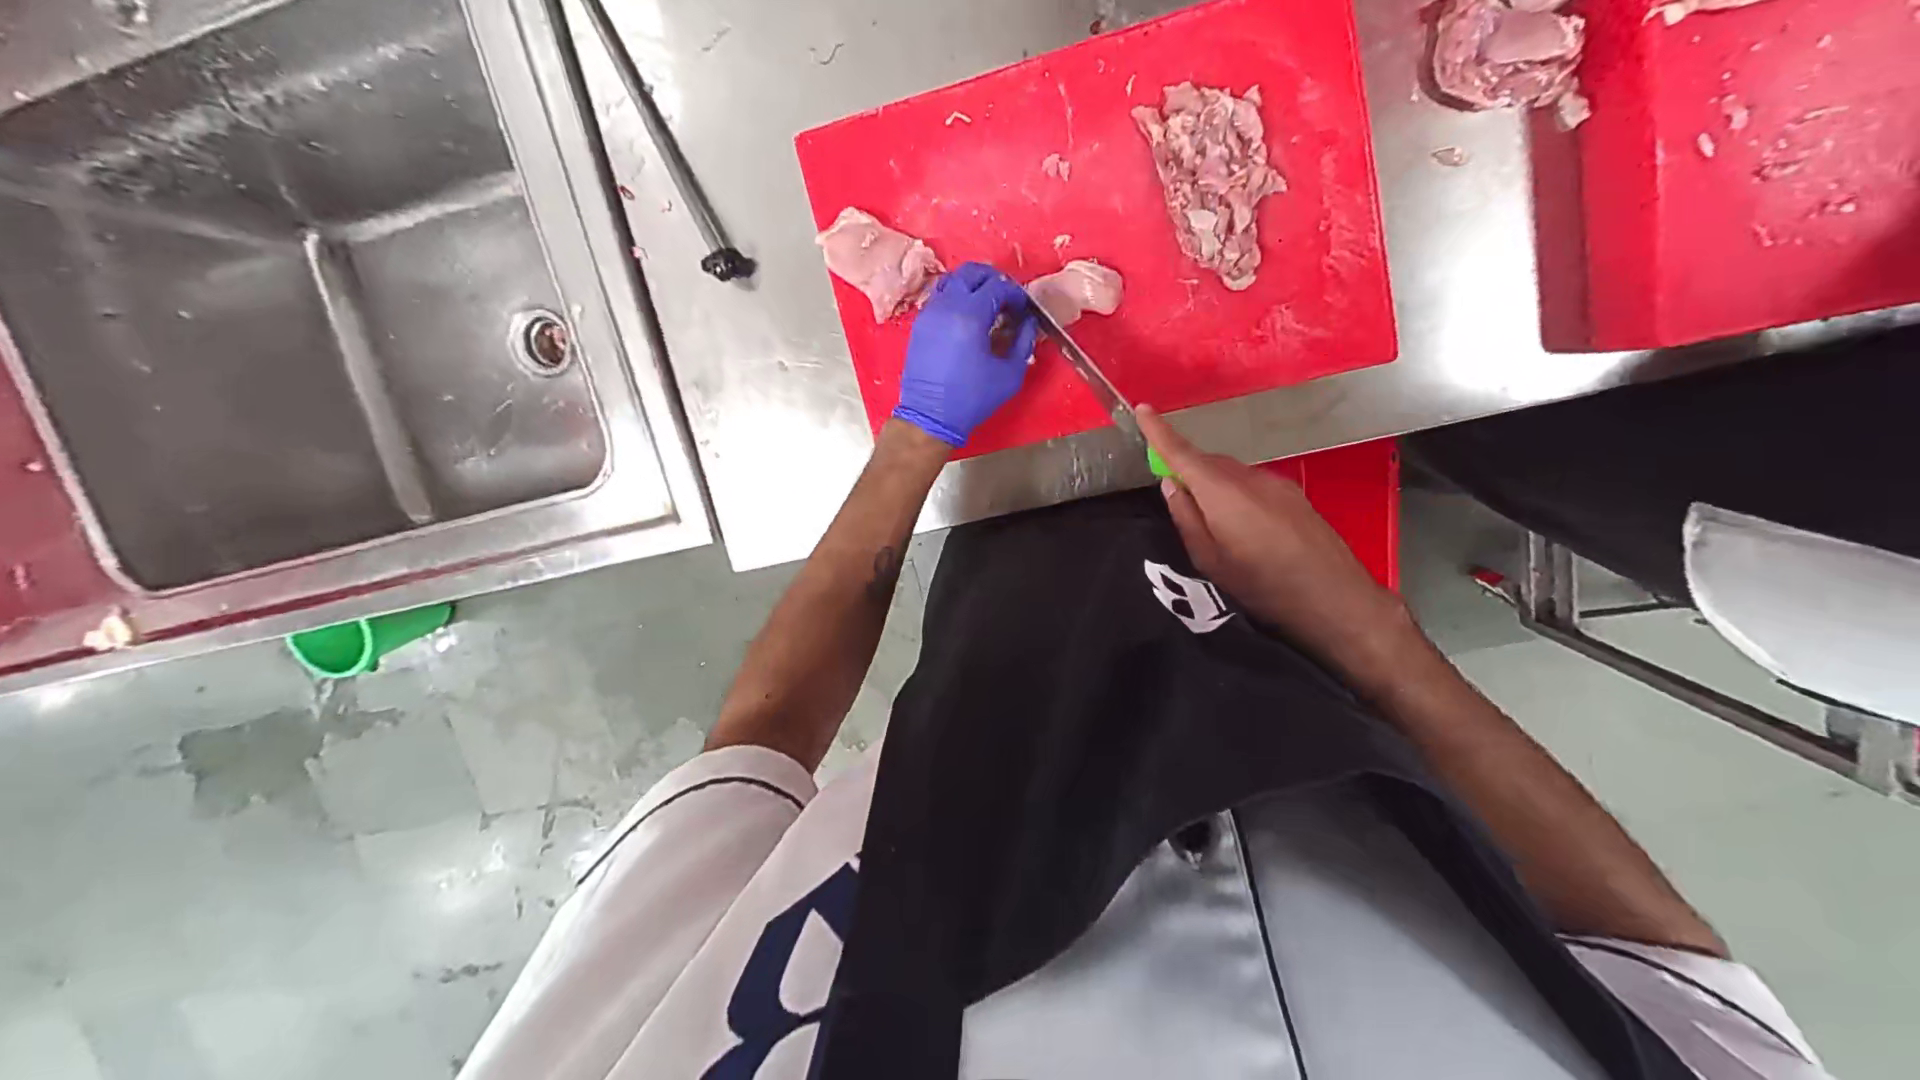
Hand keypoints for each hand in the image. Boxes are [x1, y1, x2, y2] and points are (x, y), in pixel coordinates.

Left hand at [892, 262, 1038, 446]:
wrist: (930, 416)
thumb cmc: (972, 398)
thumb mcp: (1010, 374)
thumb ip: (1024, 343)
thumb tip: (1028, 324)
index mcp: (970, 315)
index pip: (998, 286)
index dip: (1015, 293)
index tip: (1023, 307)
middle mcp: (947, 306)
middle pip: (971, 272)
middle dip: (993, 279)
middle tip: (1006, 298)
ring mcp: (929, 313)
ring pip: (952, 281)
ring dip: (972, 286)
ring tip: (986, 305)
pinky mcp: (920, 325)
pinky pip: (940, 297)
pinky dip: (956, 297)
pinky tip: (967, 318)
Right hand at [1138, 406, 1417, 688]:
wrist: (1335, 598)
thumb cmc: (1264, 586)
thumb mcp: (1210, 561)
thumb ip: (1187, 518)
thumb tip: (1170, 485)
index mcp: (1222, 493)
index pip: (1183, 453)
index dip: (1159, 431)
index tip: (1142, 410)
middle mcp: (1250, 478)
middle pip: (1208, 462)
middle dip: (1187, 470)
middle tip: (1177, 500)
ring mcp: (1276, 483)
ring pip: (1231, 473)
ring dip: (1213, 486)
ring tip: (1213, 524)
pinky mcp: (1293, 495)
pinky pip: (1252, 483)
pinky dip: (1236, 493)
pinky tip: (1243, 527)